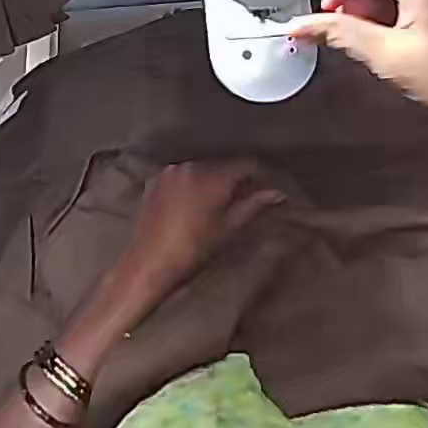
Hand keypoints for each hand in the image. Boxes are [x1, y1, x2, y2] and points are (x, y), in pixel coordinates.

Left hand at [108, 161, 283, 312]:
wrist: (149, 263)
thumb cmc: (192, 250)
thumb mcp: (228, 228)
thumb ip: (253, 205)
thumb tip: (278, 193)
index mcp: (213, 177)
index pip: (245, 165)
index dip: (260, 174)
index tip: (269, 184)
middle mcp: (192, 166)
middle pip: (223, 165)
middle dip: (235, 178)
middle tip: (246, 195)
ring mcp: (171, 171)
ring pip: (202, 169)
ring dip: (212, 180)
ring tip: (218, 201)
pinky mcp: (156, 179)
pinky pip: (182, 174)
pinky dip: (191, 183)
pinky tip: (193, 202)